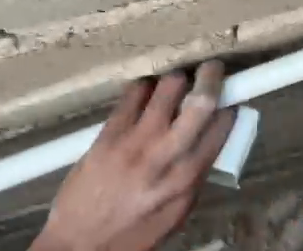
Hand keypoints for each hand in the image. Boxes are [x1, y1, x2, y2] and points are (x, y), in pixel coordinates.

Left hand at [31, 61, 236, 250]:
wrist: (75, 249)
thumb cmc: (130, 235)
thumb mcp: (175, 214)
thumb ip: (195, 176)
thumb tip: (210, 139)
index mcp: (187, 178)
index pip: (222, 125)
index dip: (227, 106)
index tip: (225, 101)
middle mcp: (166, 156)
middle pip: (202, 101)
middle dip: (211, 76)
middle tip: (211, 69)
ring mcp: (136, 143)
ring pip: (169, 86)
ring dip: (176, 79)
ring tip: (173, 85)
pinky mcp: (109, 136)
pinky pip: (134, 92)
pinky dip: (143, 87)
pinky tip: (143, 95)